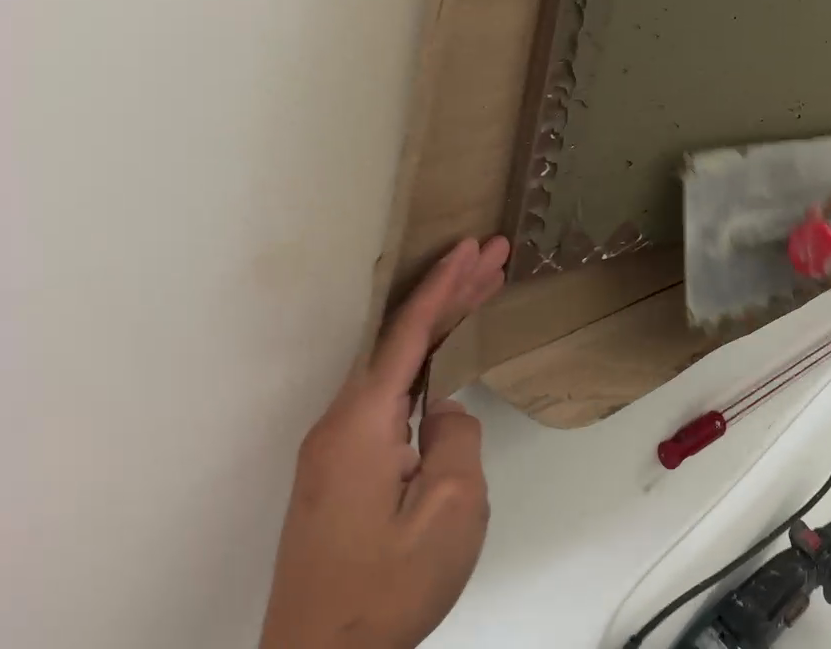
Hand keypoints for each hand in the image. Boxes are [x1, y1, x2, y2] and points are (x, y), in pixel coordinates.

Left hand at [260, 236, 508, 648]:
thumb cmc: (391, 583)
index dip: (443, 287)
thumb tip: (447, 410)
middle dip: (448, 293)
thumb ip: (458, 440)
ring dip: (437, 325)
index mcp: (362, 428)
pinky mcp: (342, 473)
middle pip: (398, 343)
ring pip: (393, 367)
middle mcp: (340, 429)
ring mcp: (336, 452)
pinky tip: (444, 356)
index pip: (406, 337)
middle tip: (494, 253)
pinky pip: (388, 395)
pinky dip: (423, 362)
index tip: (474, 247)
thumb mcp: (451, 507)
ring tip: (481, 289)